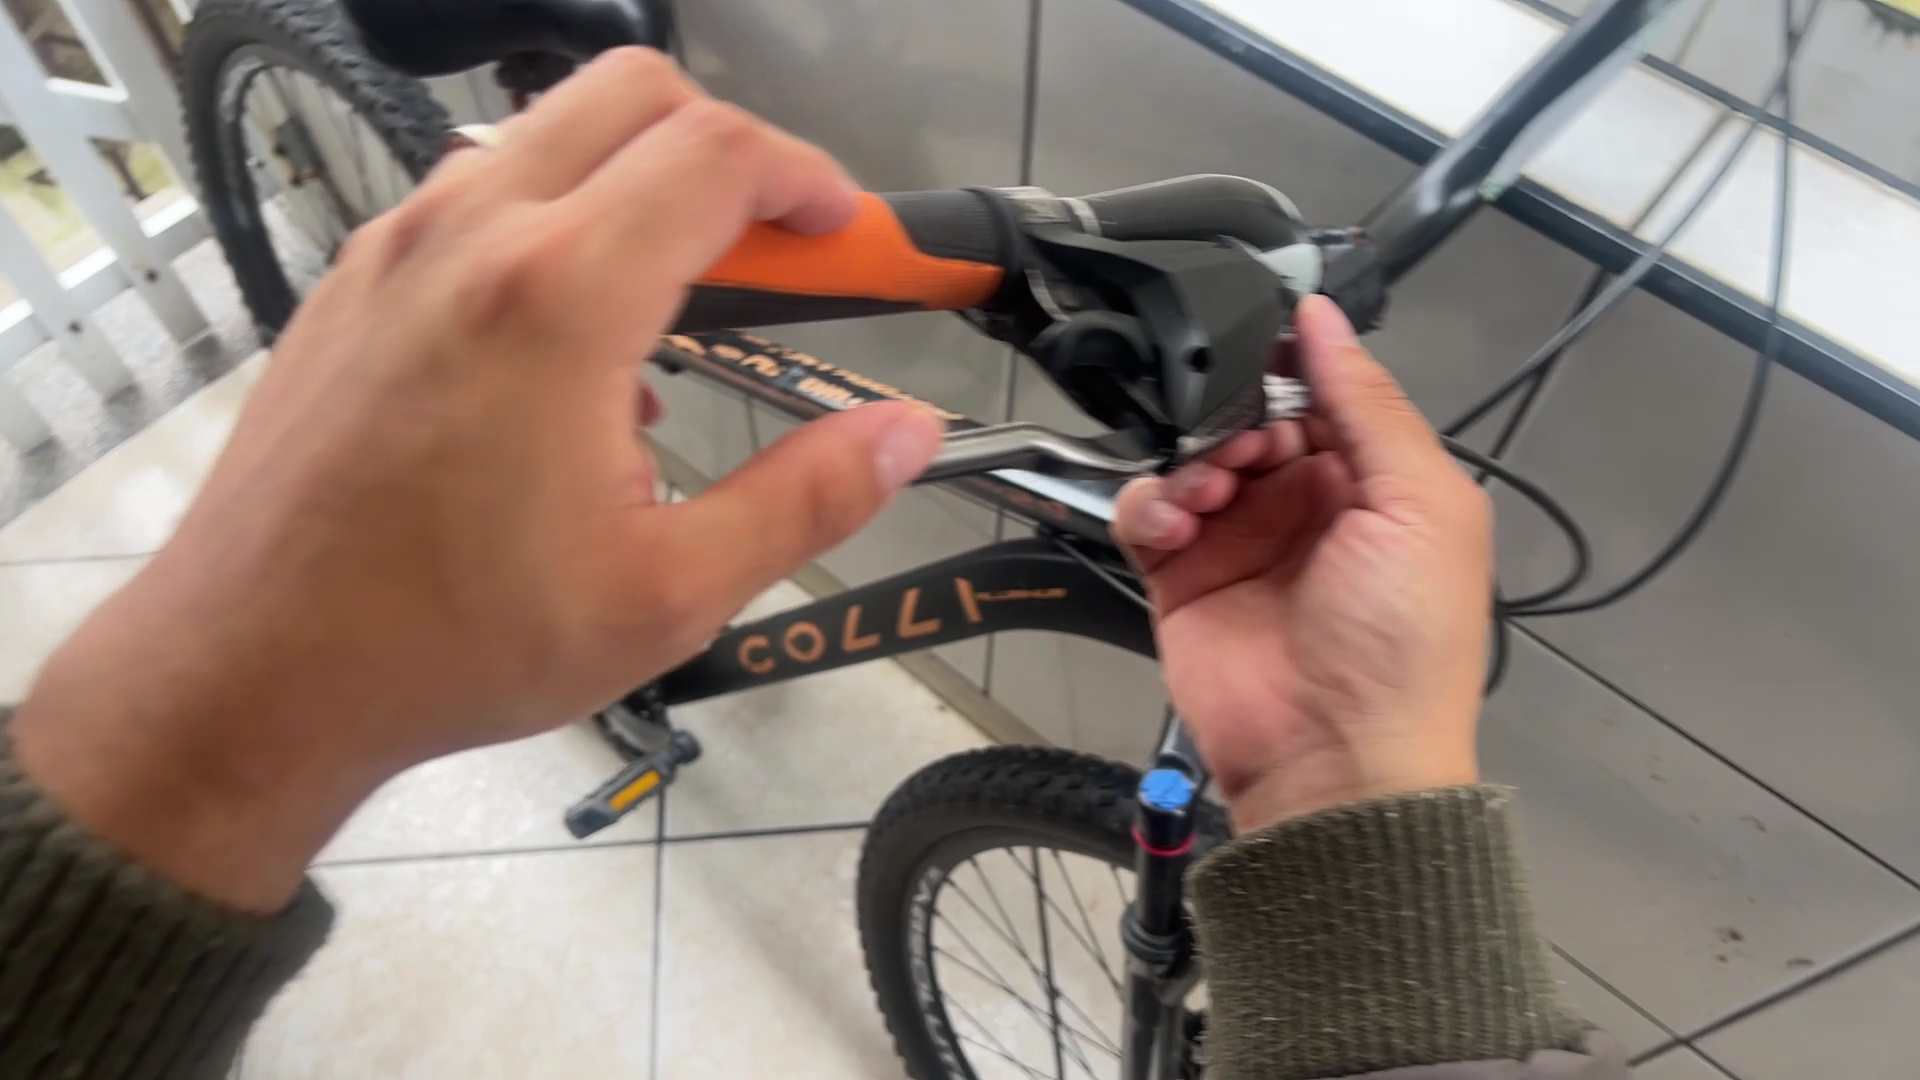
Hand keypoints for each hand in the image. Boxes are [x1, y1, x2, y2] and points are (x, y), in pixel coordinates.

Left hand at [12, 50, 942, 910]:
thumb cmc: (473, 641)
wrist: (253, 679)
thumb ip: (812, 498)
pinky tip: (598, 347)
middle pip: (635, 98)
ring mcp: (401, 246)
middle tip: (788, 250)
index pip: (715, 158)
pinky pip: (495, 196)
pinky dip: (582, 222)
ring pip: (558, 134)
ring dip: (657, 184)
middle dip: (738, 154)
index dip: (808, 180)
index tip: (852, 236)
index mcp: (561, 299)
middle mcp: (472, 235)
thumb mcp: (680, 590)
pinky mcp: (364, 282)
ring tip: (704, 298)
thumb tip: (910, 433)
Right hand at [1113, 297, 1491, 833]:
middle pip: (1242, 422)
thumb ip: (1368, 405)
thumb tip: (1321, 318)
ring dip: (1192, 467)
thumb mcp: (1420, 506)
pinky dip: (1149, 509)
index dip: (1285, 368)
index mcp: (1361, 479)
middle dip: (1232, 422)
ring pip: (1188, 460)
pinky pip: (1144, 512)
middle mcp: (1293, 500)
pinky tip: (1173, 534)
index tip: (1253, 343)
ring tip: (1210, 504)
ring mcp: (1230, 536)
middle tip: (1243, 458)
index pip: (1314, 396)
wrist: (1328, 749)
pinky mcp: (1175, 570)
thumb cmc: (1397, 631)